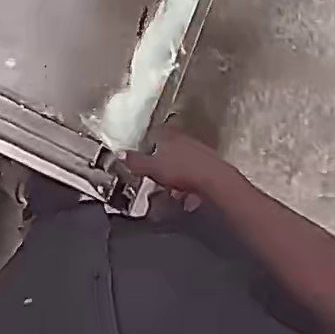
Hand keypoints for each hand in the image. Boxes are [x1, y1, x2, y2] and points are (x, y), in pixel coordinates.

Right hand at [120, 126, 241, 198]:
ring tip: (171, 193)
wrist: (214, 181)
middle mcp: (186, 140)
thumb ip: (136, 161)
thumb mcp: (152, 167)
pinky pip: (195, 176)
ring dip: (177, 177)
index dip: (150, 144)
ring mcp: (201, 153)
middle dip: (164, 164)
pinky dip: (189, 186)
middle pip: (171, 150)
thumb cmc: (181, 170)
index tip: (145, 156)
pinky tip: (186, 199)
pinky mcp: (211, 168)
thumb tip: (120, 155)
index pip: (158, 134)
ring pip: (184, 163)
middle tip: (156, 178)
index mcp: (171, 136)